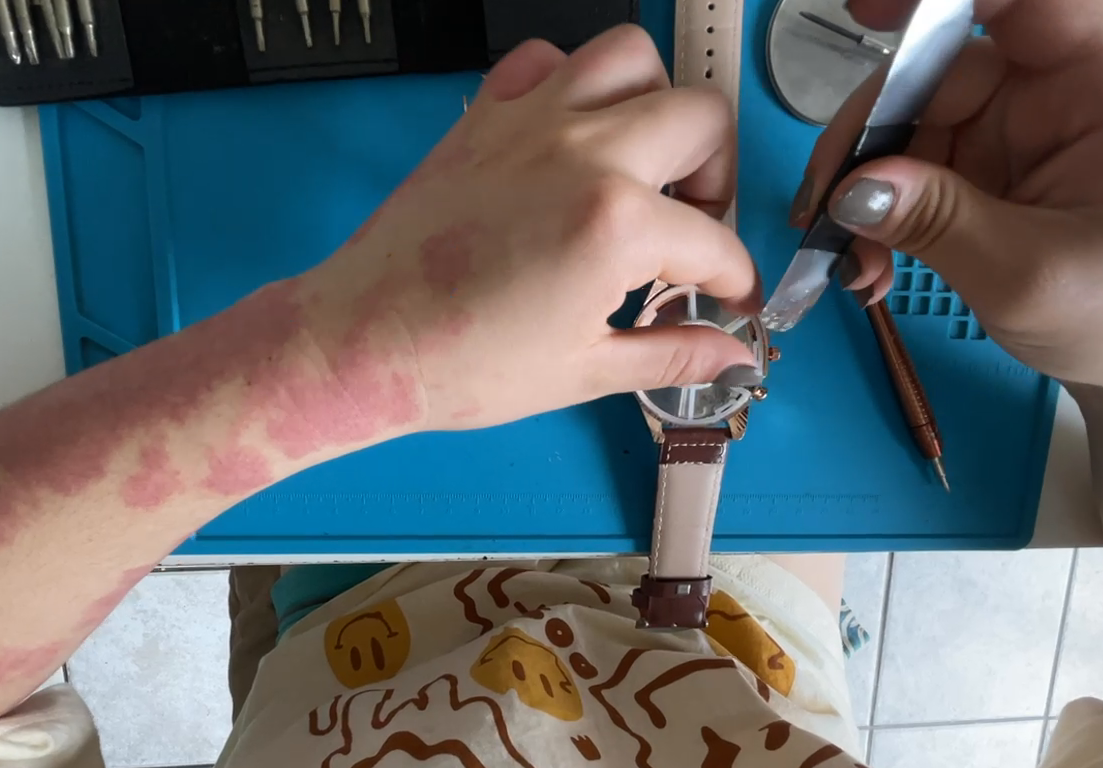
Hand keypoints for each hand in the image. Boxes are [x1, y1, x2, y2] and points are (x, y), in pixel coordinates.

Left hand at [301, 26, 762, 431]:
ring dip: (658, 110)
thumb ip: (671, 355)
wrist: (368, 343)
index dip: (734, 281)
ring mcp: (532, 122)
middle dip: (718, 180)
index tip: (728, 300)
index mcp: (616, 224)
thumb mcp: (583, 373)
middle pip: (702, 120)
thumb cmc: (462, 366)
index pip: (714, 243)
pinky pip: (549, 59)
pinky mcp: (485, 117)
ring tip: (646, 171)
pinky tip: (574, 140)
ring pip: (633, 62)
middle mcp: (584, 151)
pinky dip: (577, 86)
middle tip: (694, 233)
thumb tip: (731, 357)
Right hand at [797, 0, 1102, 397]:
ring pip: (908, 137)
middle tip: (816, 215)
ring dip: (863, 201)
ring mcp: (1014, 137)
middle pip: (934, 77)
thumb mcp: (1023, 270)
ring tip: (852, 269)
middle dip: (865, 145)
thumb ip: (935, 220)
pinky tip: (870, 273)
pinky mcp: (987, 179)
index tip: (858, 13)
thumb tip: (848, 191)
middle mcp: (1054, 92)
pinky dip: (878, 226)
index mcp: (1101, 79)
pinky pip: (911, 183)